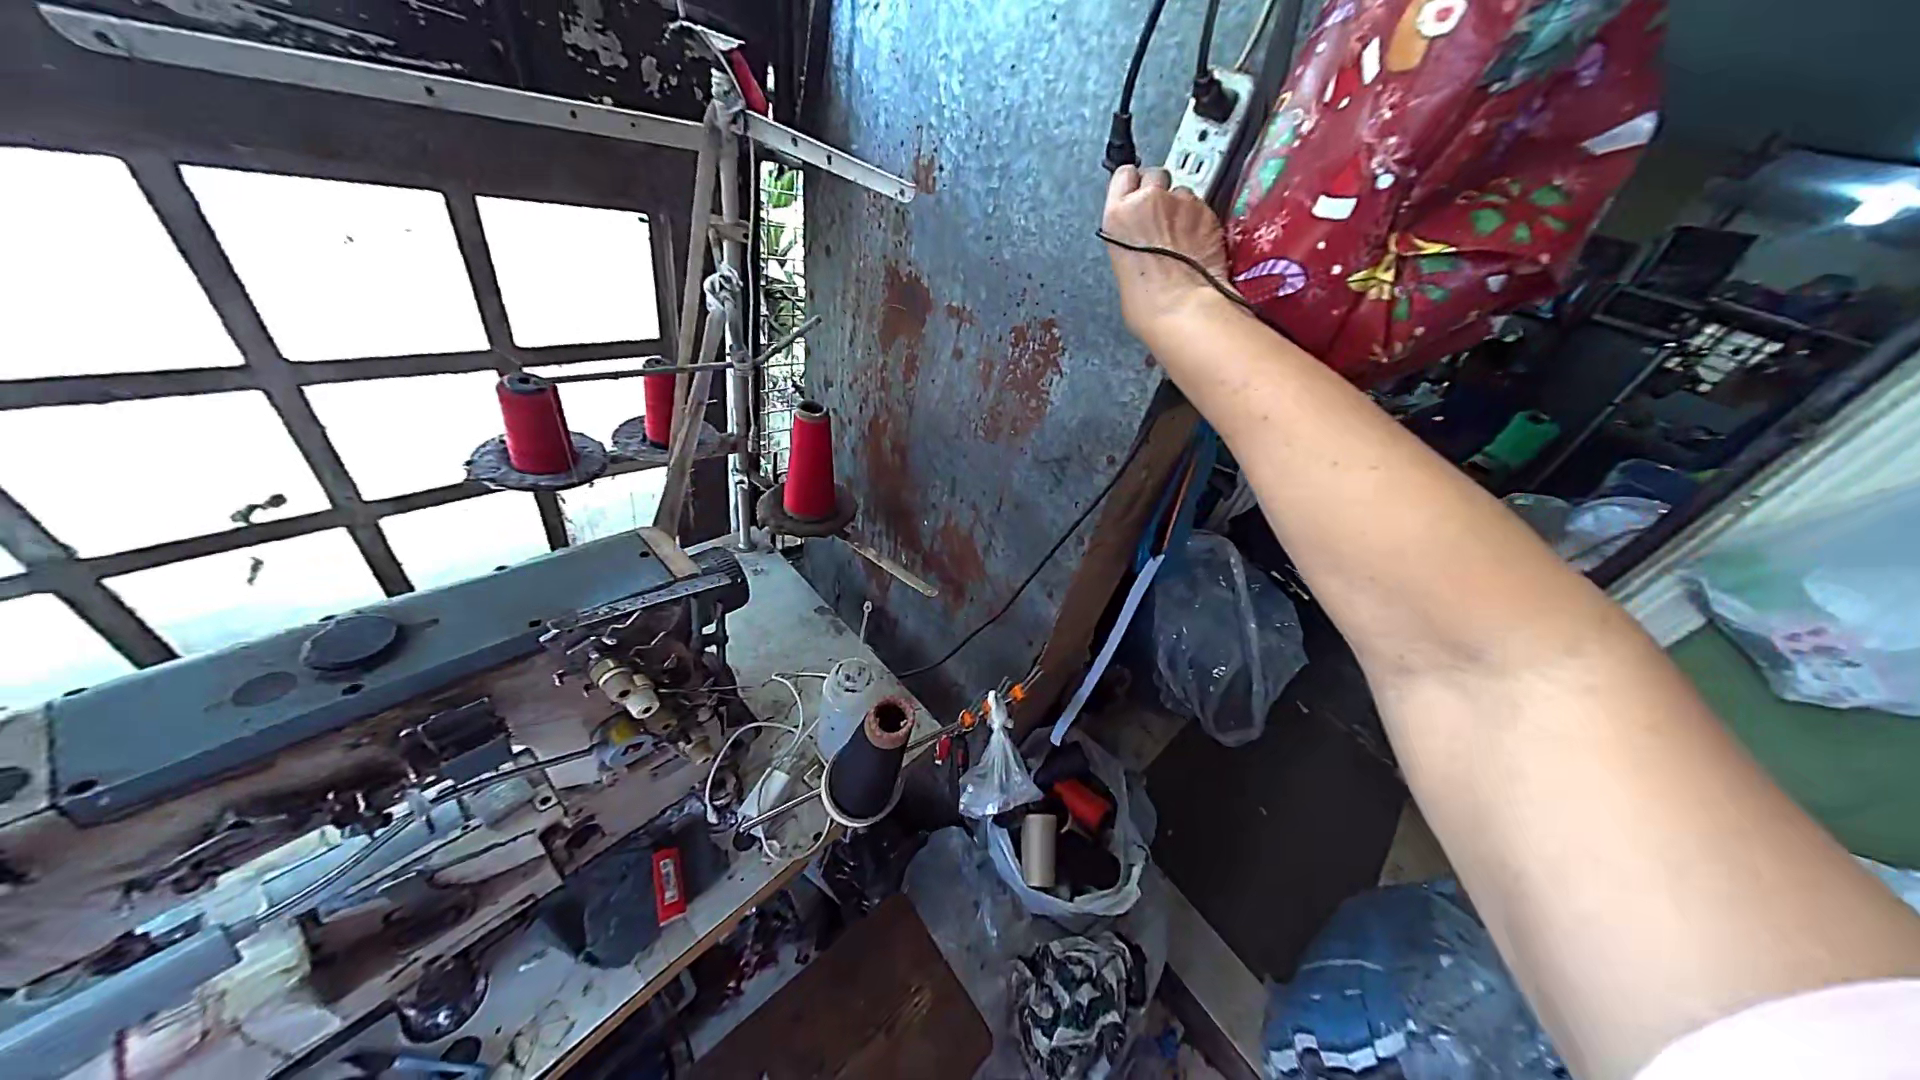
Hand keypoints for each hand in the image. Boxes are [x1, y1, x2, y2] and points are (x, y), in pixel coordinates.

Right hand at [1101, 165, 1234, 333]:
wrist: (1182, 308)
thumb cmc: (1147, 301)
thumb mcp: (1120, 266)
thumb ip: (1127, 239)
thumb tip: (1139, 238)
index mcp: (1118, 215)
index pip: (1124, 175)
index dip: (1132, 184)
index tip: (1136, 192)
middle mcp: (1148, 201)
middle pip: (1154, 175)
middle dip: (1159, 192)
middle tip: (1161, 218)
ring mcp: (1181, 202)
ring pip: (1181, 190)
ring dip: (1181, 207)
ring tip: (1181, 236)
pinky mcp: (1207, 210)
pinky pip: (1202, 205)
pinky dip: (1200, 219)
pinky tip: (1196, 242)